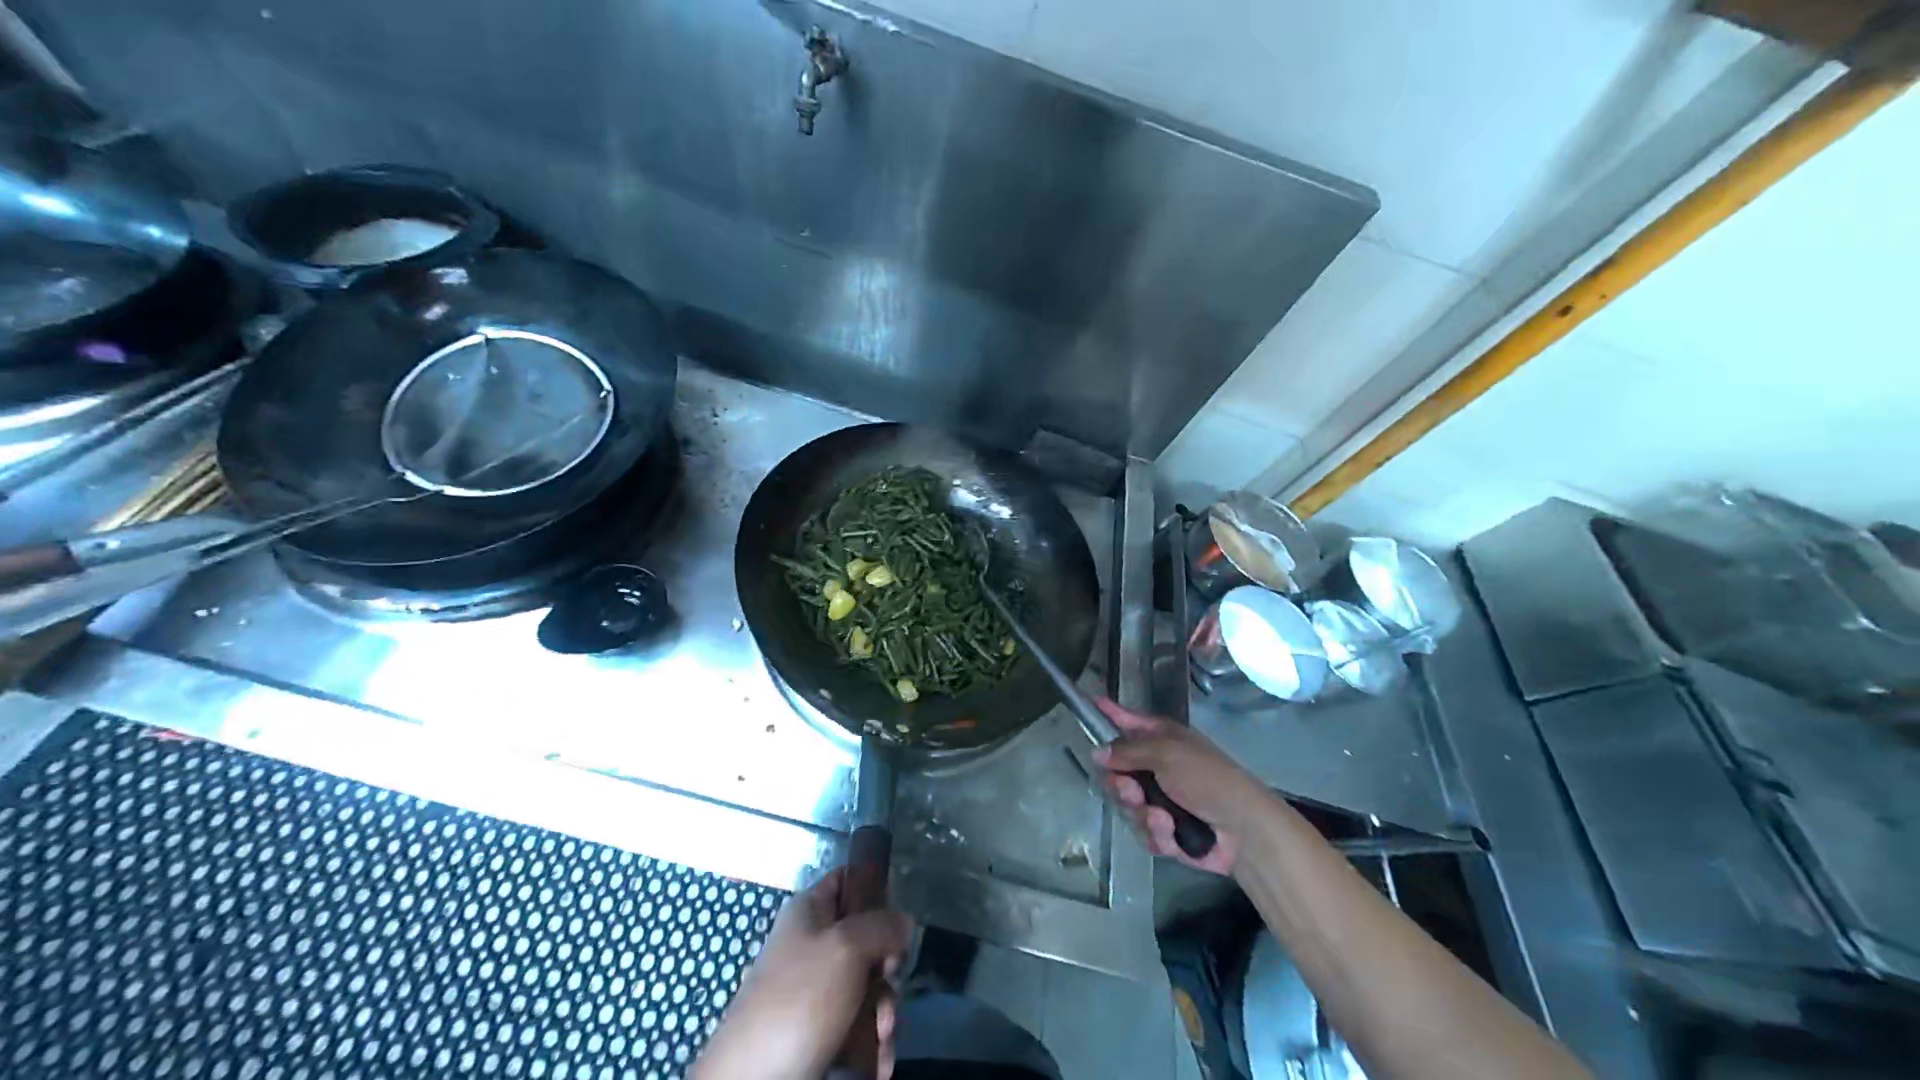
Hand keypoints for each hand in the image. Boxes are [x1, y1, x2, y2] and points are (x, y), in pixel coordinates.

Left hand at [691, 868, 912, 1079]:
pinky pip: (860, 1027)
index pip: (848, 881)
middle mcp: (813, 946)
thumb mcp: (846, 946)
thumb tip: (904, 922)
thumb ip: (882, 925)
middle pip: (867, 940)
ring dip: (884, 1011)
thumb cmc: (800, 1000)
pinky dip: (874, 1043)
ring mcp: (816, 992)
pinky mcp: (820, 1033)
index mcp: (809, 912)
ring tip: (882, 1035)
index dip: (876, 893)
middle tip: (889, 982)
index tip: (896, 920)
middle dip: (888, 968)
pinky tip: (879, 1061)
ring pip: (869, 987)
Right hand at [1092, 698, 1269, 875]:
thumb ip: (1128, 750)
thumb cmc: (1207, 778)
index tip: (1090, 701)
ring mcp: (1161, 801)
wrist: (1244, 830)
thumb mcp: (1167, 753)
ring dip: (1140, 813)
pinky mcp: (1166, 833)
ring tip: (1161, 817)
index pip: (1127, 721)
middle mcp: (1157, 768)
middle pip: (1117, 772)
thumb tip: (1098, 751)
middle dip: (1120, 785)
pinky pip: (1144, 832)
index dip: (1109, 712)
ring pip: (1127, 806)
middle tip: (1130, 790)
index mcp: (1161, 739)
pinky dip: (1157, 834)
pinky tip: (1173, 833)